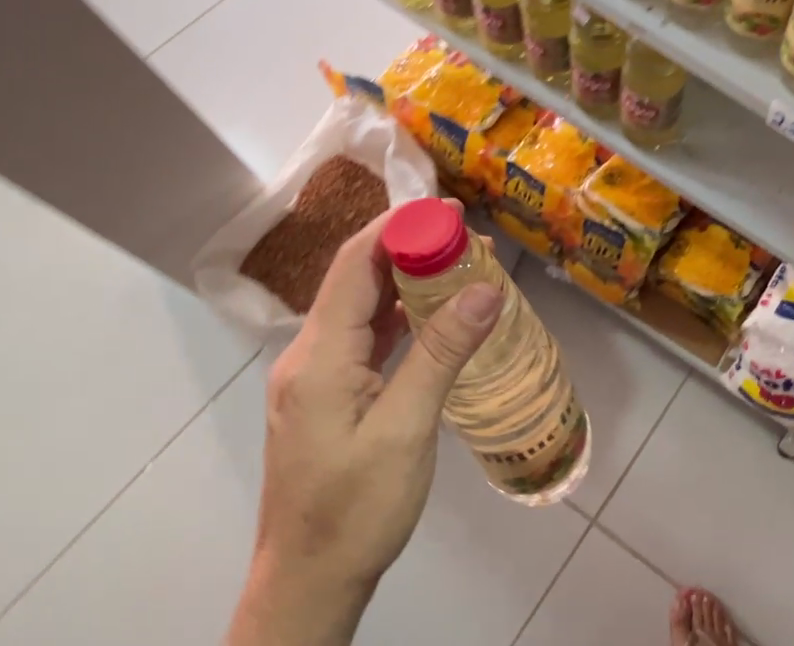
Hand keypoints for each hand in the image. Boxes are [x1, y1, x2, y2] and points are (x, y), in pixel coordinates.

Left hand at [228, 207, 502, 645]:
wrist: (308, 583)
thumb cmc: (355, 509)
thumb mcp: (405, 429)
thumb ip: (441, 353)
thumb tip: (485, 288)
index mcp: (318, 357)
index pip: (355, 266)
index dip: (399, 228)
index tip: (450, 210)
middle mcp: (308, 356)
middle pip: (357, 281)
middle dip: (410, 250)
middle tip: (469, 238)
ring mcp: (316, 378)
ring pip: (363, 310)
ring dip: (408, 283)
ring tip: (463, 268)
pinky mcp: (328, 397)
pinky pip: (365, 339)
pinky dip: (402, 319)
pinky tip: (436, 318)